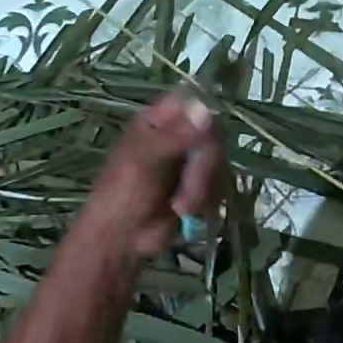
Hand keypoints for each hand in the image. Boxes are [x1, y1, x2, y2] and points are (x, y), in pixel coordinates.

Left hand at [76, 93, 224, 260]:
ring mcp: (189, 160)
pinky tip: (188, 212)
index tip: (206, 141)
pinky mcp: (200, 184)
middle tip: (188, 194)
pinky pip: (220, 182)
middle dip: (204, 168)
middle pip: (213, 135)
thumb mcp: (144, 161)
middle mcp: (177, 135)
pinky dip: (208, 199)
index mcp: (157, 121)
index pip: (192, 102)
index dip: (205, 117)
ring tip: (181, 208)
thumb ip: (177, 136)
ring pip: (219, 161)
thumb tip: (206, 109)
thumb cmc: (121, 196)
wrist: (121, 240)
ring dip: (204, 188)